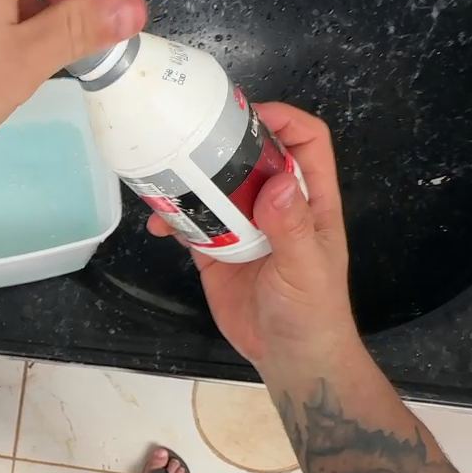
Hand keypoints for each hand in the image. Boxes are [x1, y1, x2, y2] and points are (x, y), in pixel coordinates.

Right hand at [146, 103, 361, 375]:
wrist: (288, 356)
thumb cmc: (312, 311)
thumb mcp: (306, 267)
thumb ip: (291, 225)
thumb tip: (274, 182)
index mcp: (309, 200)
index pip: (305, 143)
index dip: (284, 121)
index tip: (250, 115)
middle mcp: (275, 207)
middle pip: (252, 160)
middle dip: (225, 146)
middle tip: (192, 139)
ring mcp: (243, 230)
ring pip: (216, 191)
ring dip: (191, 184)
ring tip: (165, 180)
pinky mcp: (215, 254)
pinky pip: (192, 227)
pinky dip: (174, 221)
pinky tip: (159, 222)